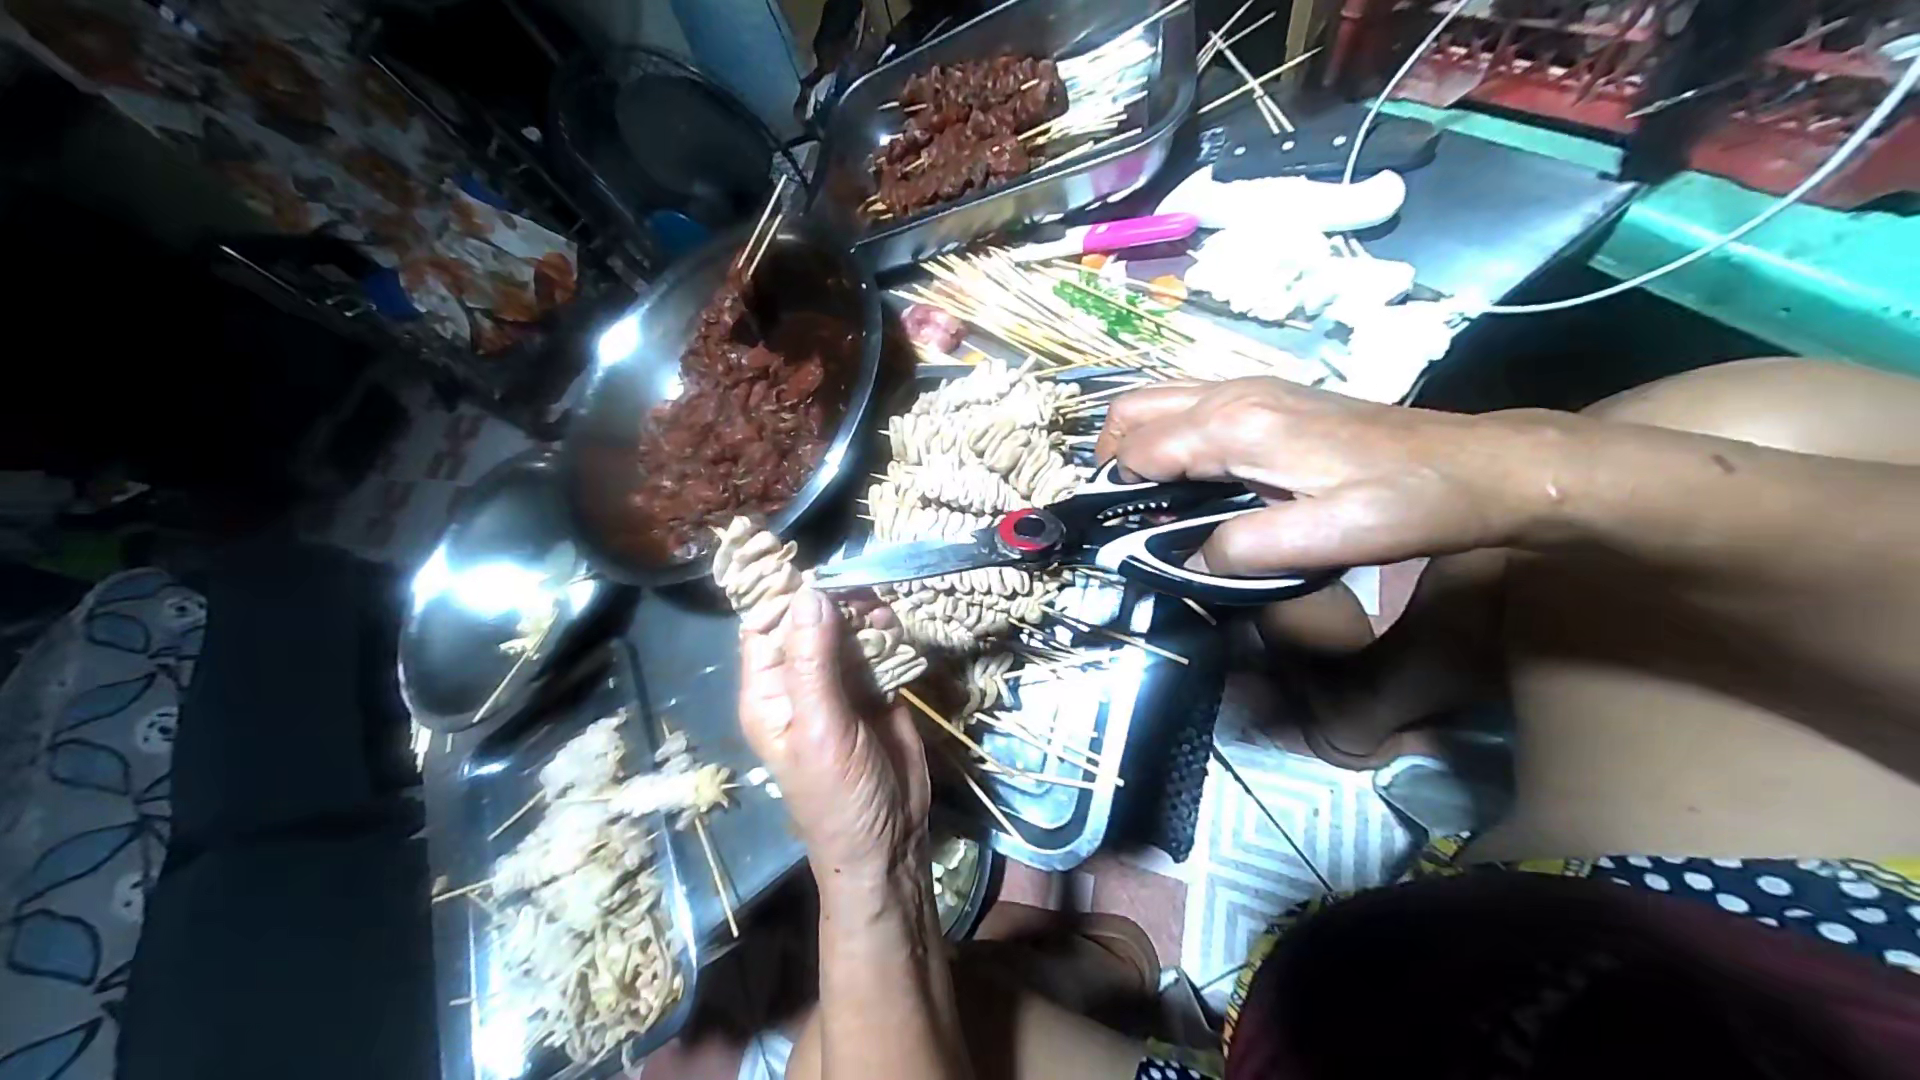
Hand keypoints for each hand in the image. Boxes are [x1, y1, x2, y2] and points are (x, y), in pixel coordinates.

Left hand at [738, 587, 930, 894]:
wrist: (891, 838)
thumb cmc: (839, 794)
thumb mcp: (821, 730)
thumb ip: (814, 663)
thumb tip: (810, 594)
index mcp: (770, 692)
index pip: (765, 627)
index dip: (784, 596)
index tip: (816, 570)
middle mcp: (801, 681)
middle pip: (810, 622)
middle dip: (834, 601)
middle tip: (863, 589)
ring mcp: (839, 683)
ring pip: (845, 630)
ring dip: (863, 613)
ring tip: (883, 609)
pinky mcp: (874, 687)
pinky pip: (876, 647)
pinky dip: (886, 632)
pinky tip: (896, 627)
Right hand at [1095, 378, 1567, 571]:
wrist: (1476, 464)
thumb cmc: (1406, 502)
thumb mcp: (1328, 539)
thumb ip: (1245, 550)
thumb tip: (1183, 560)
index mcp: (1237, 426)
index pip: (1139, 451)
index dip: (1119, 495)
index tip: (1124, 537)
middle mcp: (1230, 394)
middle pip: (1131, 412)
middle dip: (1110, 461)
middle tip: (1128, 513)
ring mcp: (1246, 388)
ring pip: (1153, 403)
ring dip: (1134, 447)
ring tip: (1151, 499)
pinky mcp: (1263, 395)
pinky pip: (1184, 406)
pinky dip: (1163, 438)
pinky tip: (1189, 478)